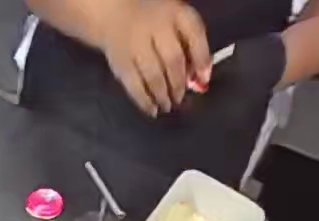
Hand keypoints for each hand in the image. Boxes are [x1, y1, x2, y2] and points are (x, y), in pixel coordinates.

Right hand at [102, 0, 210, 115]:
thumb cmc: (151, 20)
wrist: (113, 12)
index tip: (204, 79)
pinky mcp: (121, 63)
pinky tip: (152, 110)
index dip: (202, 58)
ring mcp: (136, 45)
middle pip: (173, 60)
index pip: (194, 34)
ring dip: (163, 95)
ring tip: (166, 105)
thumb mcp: (173, 20)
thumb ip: (186, 44)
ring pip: (154, 76)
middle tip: (179, 98)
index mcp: (174, 12)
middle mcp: (155, 25)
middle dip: (179, 83)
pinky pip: (135, 86)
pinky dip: (145, 101)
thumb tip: (195, 76)